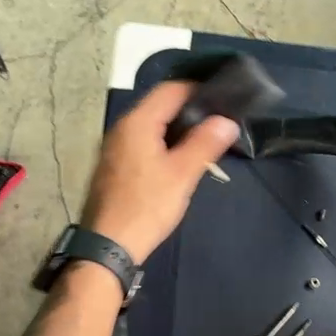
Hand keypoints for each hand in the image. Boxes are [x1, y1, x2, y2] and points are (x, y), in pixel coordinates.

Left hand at [80, 81, 239, 262]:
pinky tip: (179, 160)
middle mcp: (122, 128)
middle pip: (159, 106)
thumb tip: (226, 120)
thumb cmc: (147, 207)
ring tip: (205, 140)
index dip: (198, 89)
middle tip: (219, 121)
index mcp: (137, 123)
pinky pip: (143, 143)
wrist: (109, 246)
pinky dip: (163, 144)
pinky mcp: (114, 167)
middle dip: (190, 110)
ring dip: (177, 129)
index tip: (224, 98)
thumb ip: (205, 143)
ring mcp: (115, 148)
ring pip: (151, 126)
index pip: (170, 90)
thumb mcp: (182, 174)